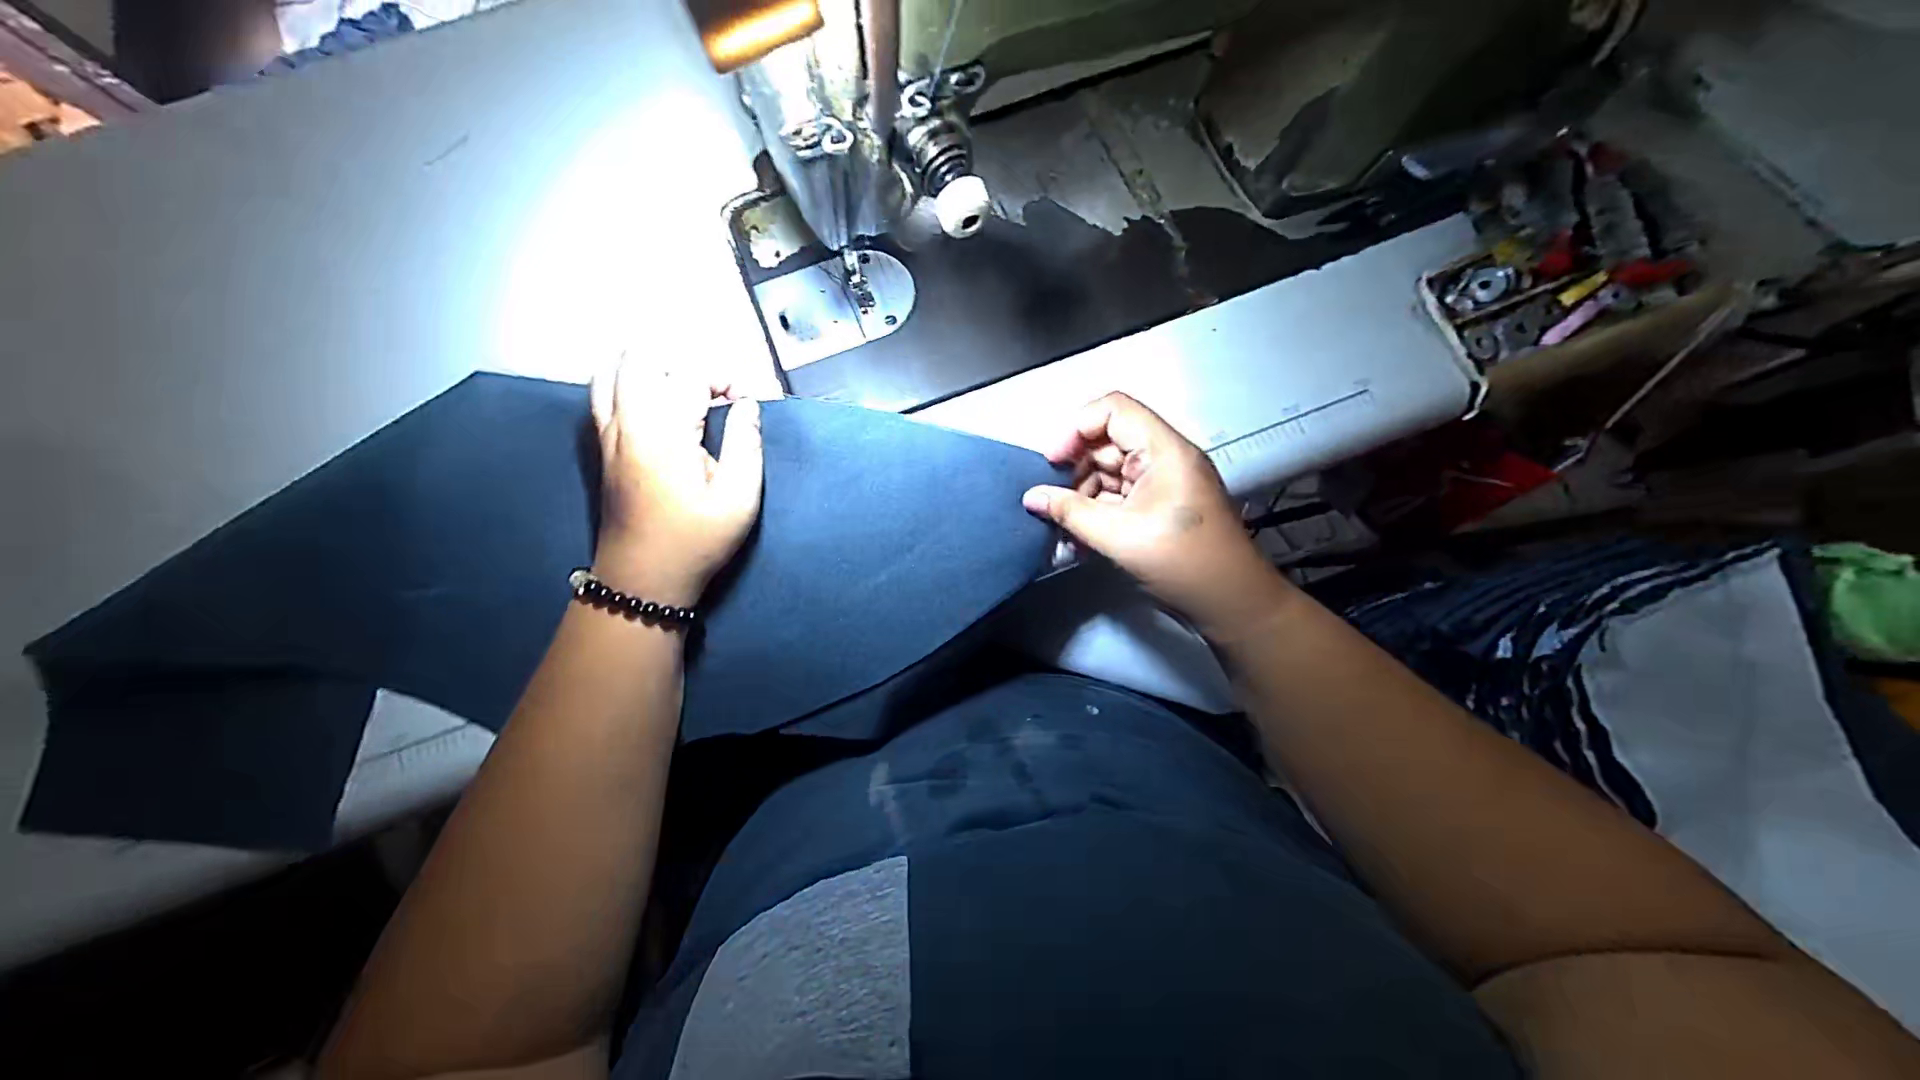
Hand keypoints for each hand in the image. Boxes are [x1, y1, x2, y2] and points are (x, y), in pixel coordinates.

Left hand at [589, 355, 764, 608]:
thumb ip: (746, 443)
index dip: (724, 378)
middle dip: (685, 364)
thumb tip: (747, 405)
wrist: (642, 579)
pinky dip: (628, 384)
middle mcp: (628, 423)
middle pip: (643, 358)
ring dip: (652, 369)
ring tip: (683, 393)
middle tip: (713, 394)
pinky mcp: (601, 447)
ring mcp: (608, 433)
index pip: (690, 374)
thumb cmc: (695, 541)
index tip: (743, 403)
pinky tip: (654, 405)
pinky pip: (602, 393)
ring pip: (614, 369)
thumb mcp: (739, 499)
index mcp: (665, 433)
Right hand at [1021, 392, 1293, 637]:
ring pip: (1110, 471)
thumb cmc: (1182, 563)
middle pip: (1107, 441)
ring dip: (1083, 495)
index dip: (1076, 428)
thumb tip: (1031, 498)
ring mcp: (1163, 481)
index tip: (1052, 462)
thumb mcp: (1118, 536)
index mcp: (1164, 450)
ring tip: (1064, 526)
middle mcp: (1164, 457)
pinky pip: (1120, 494)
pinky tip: (1079, 537)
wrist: (1231, 603)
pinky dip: (1098, 510)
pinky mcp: (1160, 505)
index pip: (1113, 410)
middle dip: (1075, 469)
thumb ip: (1070, 512)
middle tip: (1053, 500)